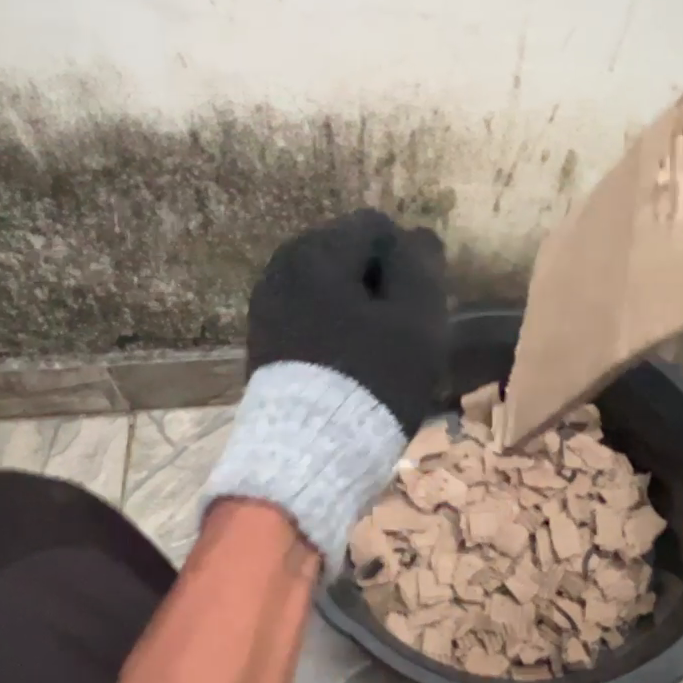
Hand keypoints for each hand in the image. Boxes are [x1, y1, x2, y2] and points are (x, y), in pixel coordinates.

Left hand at [202, 211, 448, 573]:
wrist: (308, 453)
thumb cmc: (371, 380)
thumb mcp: (417, 319)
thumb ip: (421, 265)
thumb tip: (417, 236)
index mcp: (317, 250)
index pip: (378, 229)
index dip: (407, 265)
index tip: (415, 311)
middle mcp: (281, 266)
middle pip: (349, 257)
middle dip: (377, 287)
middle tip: (396, 337)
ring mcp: (265, 305)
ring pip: (329, 290)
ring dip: (356, 312)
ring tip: (372, 357)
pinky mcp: (261, 341)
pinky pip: (308, 318)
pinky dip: (331, 333)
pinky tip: (344, 369)